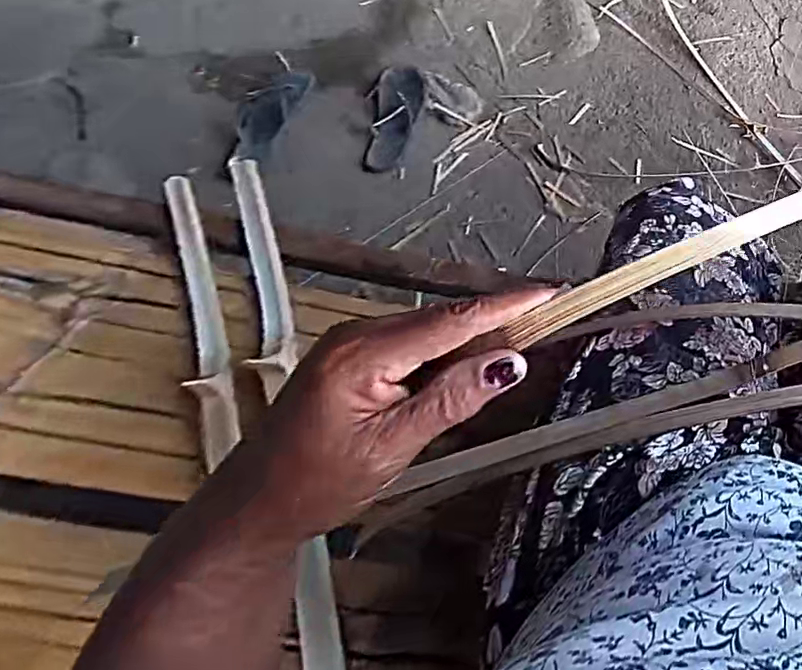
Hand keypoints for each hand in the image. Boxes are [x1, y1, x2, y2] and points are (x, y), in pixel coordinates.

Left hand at [199, 287, 552, 544]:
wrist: (251, 508)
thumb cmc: (314, 485)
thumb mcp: (392, 447)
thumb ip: (453, 399)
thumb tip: (509, 363)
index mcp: (362, 356)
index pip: (453, 320)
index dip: (508, 304)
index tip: (550, 292)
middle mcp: (359, 334)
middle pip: (448, 316)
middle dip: (500, 316)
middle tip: (549, 316)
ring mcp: (356, 338)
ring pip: (437, 324)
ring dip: (479, 332)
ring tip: (521, 338)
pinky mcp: (359, 349)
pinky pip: (420, 336)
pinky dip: (454, 343)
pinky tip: (473, 357)